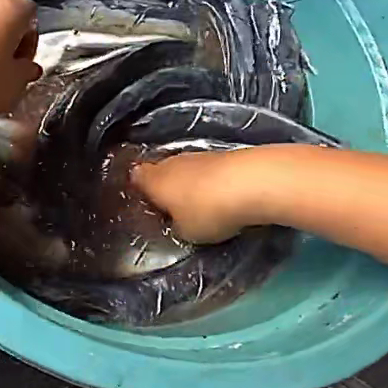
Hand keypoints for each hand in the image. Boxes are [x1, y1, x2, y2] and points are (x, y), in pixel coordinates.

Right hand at [131, 150, 263, 243]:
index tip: (148, 205)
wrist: (251, 182)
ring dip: (191, 184)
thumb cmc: (207, 211)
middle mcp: (170, 162)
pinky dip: (211, 181)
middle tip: (174, 208)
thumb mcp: (185, 233)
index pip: (136, 179)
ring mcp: (197, 155)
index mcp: (153, 180)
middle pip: (161, 172)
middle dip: (166, 187)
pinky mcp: (222, 154)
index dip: (140, 191)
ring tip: (201, 204)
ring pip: (186, 170)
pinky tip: (221, 196)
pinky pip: (208, 170)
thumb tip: (177, 220)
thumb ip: (175, 225)